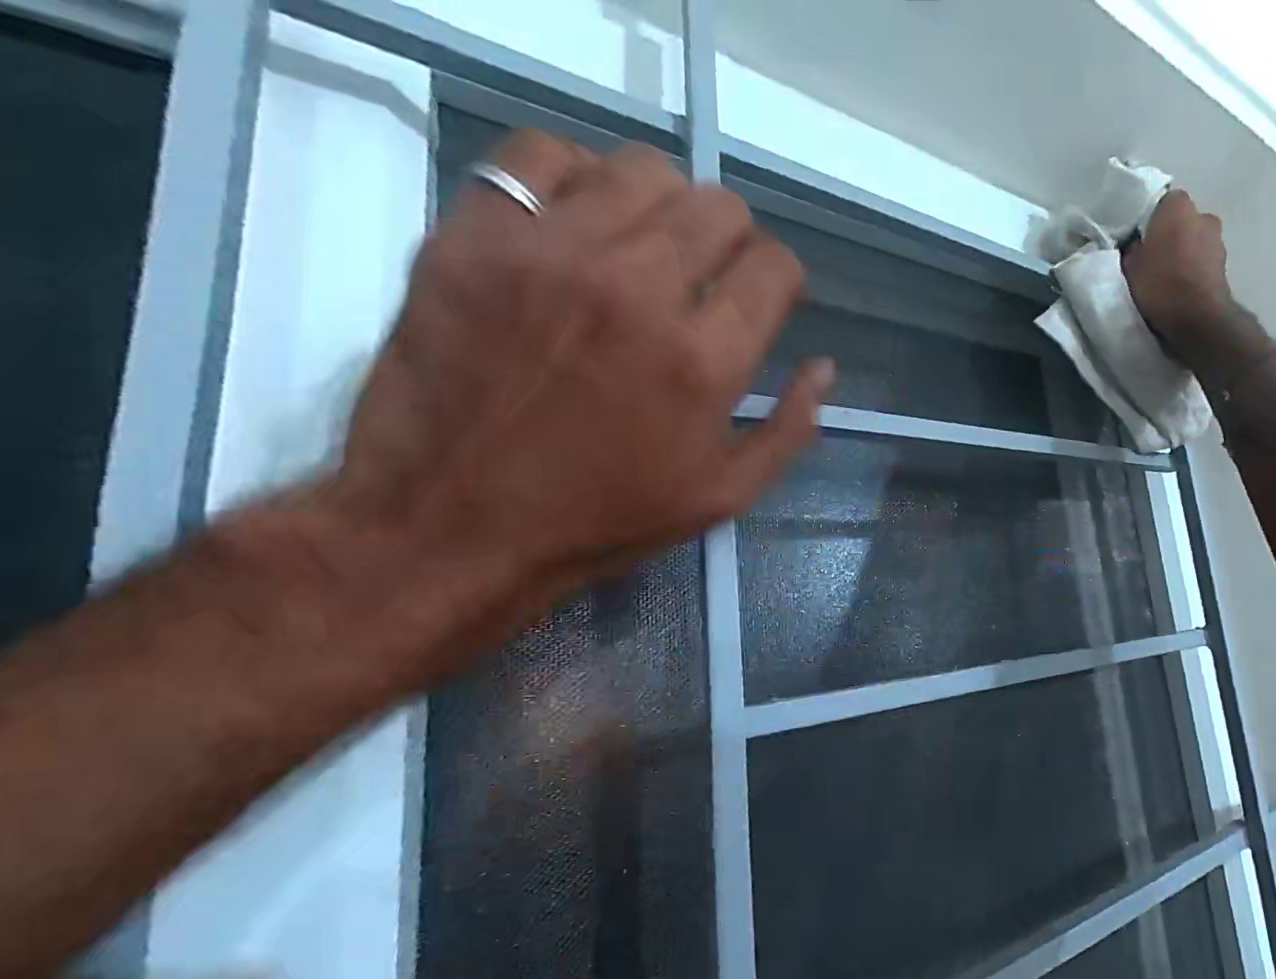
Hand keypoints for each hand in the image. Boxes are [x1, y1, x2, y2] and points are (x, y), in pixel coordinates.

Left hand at [334, 131, 831, 606]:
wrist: (451, 525)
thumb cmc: (600, 519)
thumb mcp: (721, 498)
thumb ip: (788, 431)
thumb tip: (825, 368)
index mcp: (705, 361)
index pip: (775, 266)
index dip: (780, 279)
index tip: (762, 300)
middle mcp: (639, 290)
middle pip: (720, 208)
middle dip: (733, 240)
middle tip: (708, 277)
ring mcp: (552, 254)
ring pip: (642, 171)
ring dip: (664, 204)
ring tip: (646, 245)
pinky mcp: (475, 238)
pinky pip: (538, 156)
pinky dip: (572, 175)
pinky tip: (576, 221)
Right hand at [1122, 191, 1235, 370]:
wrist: (1197, 317)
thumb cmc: (1160, 284)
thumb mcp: (1130, 266)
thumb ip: (1132, 248)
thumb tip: (1135, 243)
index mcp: (1178, 208)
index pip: (1164, 200)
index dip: (1151, 216)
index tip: (1140, 234)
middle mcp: (1203, 215)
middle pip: (1182, 219)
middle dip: (1170, 232)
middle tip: (1152, 253)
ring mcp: (1218, 239)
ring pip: (1195, 237)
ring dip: (1184, 249)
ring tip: (1168, 271)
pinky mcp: (1225, 262)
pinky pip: (1203, 256)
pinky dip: (1194, 265)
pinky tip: (1181, 282)